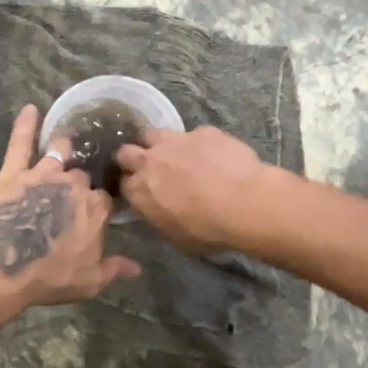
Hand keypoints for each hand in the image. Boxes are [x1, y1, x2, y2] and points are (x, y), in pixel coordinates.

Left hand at [0, 105, 141, 305]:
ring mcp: (43, 174)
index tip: (91, 214)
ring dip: (62, 151)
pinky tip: (30, 108)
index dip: (96, 206)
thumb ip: (114, 269)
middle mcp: (73, 185)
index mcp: (95, 209)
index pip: (103, 199)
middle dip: (77, 183)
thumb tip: (138, 267)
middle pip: (80, 176)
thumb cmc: (48, 278)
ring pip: (58, 153)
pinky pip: (21, 143)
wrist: (1, 269)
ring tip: (63, 147)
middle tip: (68, 196)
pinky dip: (25, 124)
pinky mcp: (13, 172)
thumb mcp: (89, 281)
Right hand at [115, 125, 277, 252]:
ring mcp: (176, 141)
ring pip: (155, 134)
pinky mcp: (202, 131)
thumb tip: (158, 212)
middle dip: (135, 158)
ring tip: (178, 156)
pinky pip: (194, 134)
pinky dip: (199, 144)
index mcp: (139, 190)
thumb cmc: (207, 230)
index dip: (133, 186)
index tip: (142, 191)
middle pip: (127, 151)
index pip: (123, 183)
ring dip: (161, 144)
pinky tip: (213, 155)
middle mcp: (150, 161)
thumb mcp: (175, 236)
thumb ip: (159, 218)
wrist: (244, 202)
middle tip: (152, 168)